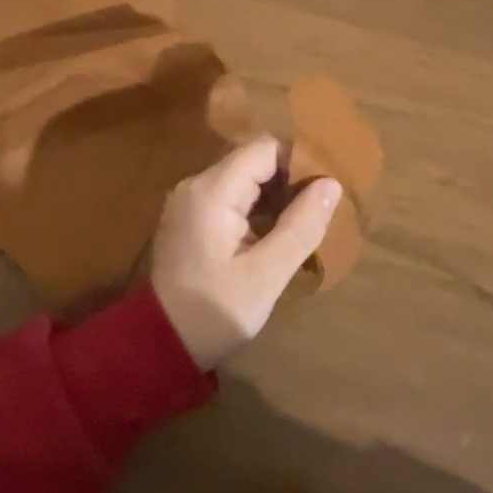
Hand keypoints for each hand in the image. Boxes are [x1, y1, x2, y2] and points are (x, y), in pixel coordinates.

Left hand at [149, 136, 341, 369]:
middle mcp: (195, 185)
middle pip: (252, 161)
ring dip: (274, 194)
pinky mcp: (188, 219)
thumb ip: (300, 226)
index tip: (328, 186)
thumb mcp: (266, 274)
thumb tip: (331, 184)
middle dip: (289, 178)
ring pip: (241, 179)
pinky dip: (255, 208)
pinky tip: (275, 234)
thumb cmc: (215, 311)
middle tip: (322, 208)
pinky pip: (228, 198)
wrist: (161, 342)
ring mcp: (188, 202)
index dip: (300, 160)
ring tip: (305, 222)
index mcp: (211, 191)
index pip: (264, 149)